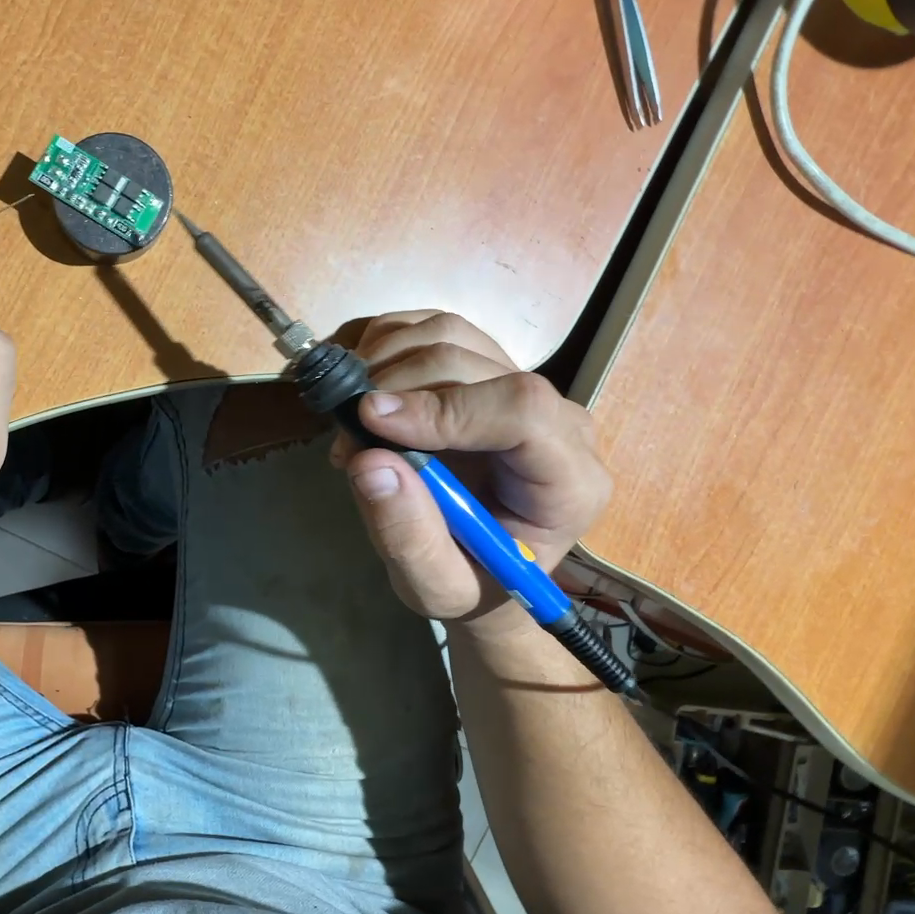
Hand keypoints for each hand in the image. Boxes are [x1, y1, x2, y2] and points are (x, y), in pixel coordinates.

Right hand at [330, 311, 609, 629]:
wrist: (477, 563)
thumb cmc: (468, 579)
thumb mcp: (436, 587)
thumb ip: (408, 537)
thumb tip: (370, 462)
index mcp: (566, 482)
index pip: (523, 410)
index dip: (443, 406)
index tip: (370, 419)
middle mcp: (556, 421)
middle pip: (473, 364)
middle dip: (395, 391)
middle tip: (347, 443)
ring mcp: (519, 385)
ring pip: (450, 333)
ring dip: (384, 361)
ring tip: (352, 418)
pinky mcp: (484, 367)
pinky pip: (432, 325)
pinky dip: (384, 342)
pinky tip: (362, 385)